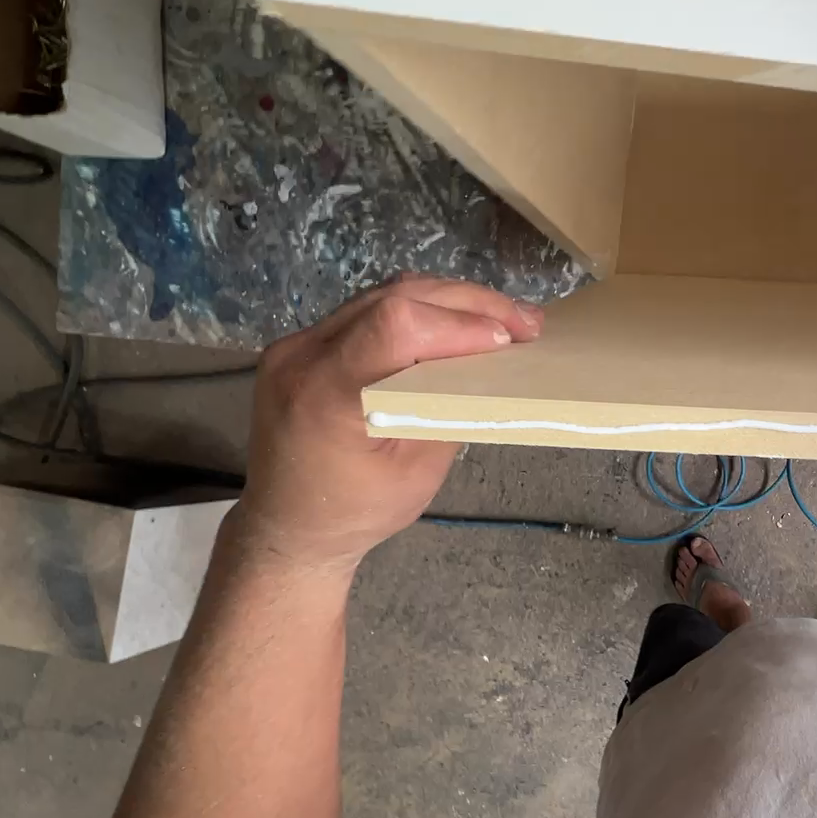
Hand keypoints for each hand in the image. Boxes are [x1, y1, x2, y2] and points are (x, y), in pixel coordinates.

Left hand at [230, 279, 542, 574]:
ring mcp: (299, 343)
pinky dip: (424, 310)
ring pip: (386, 293)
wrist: (289, 525)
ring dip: (453, 301)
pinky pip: (372, 309)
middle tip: (527, 323)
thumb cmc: (358, 511)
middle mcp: (303, 354)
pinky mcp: (308, 343)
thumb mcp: (418, 473)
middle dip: (471, 304)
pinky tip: (460, 323)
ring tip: (505, 318)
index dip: (460, 324)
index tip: (509, 342)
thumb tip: (489, 370)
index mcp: (326, 394)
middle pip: (396, 297)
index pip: (395, 326)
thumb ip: (447, 412)